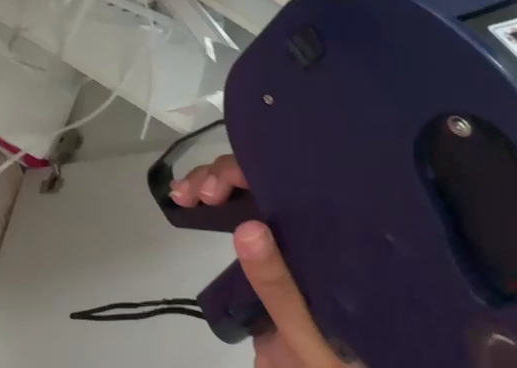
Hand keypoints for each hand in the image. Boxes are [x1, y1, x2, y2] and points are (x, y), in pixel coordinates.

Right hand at [170, 157, 351, 367]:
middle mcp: (312, 247)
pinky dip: (214, 213)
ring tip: (182, 193)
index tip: (217, 188)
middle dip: (223, 178)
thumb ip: (280, 289)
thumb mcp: (310, 338)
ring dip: (213, 189)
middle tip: (190, 191)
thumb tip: (247, 225)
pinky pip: (242, 234)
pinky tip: (193, 205)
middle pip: (268, 191)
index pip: (297, 194)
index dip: (253, 177)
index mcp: (334, 254)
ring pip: (250, 205)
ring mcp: (287, 260)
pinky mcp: (267, 276)